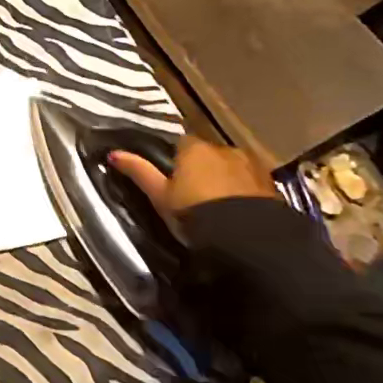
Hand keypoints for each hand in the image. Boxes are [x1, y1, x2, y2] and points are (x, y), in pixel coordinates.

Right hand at [109, 137, 276, 230]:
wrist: (245, 238)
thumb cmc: (194, 214)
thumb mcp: (160, 197)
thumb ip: (139, 172)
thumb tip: (112, 153)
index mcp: (194, 148)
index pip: (181, 144)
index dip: (176, 160)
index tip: (173, 179)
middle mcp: (223, 148)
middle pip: (208, 154)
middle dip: (203, 168)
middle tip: (194, 195)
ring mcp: (249, 164)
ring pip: (230, 167)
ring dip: (225, 179)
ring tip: (219, 206)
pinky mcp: (269, 183)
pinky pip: (250, 182)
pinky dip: (244, 191)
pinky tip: (239, 211)